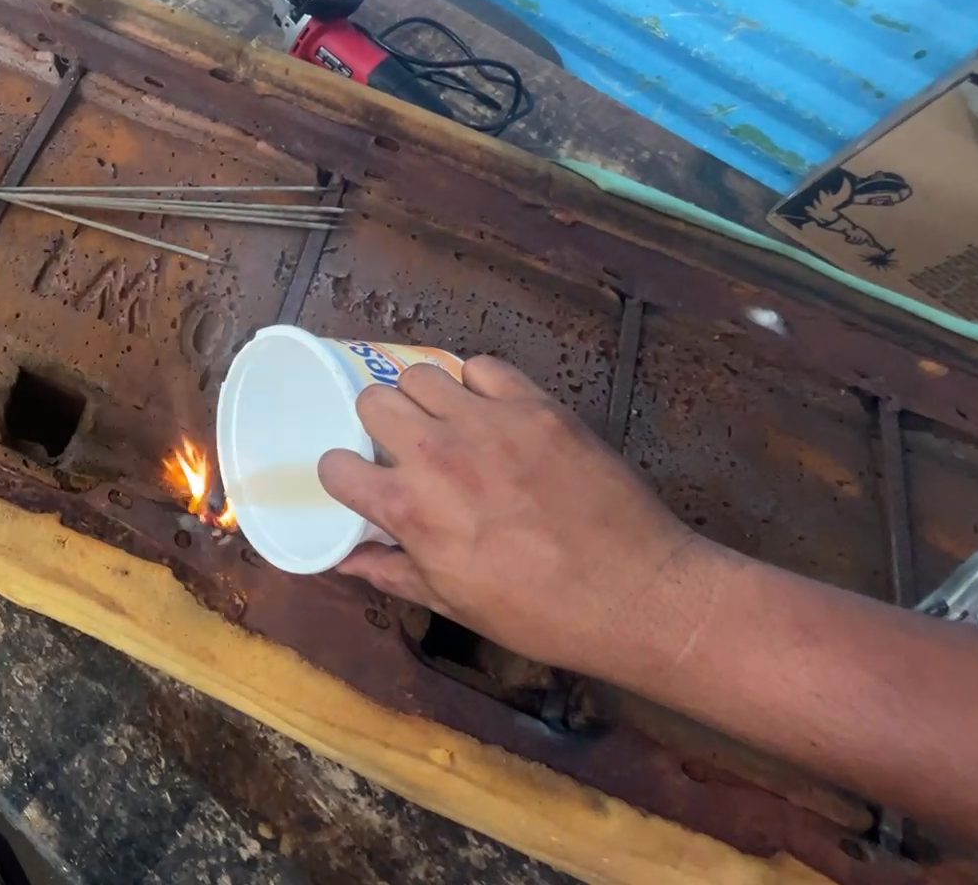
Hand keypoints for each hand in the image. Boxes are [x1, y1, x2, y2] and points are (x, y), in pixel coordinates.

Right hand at [318, 356, 719, 677]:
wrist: (643, 598)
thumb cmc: (538, 611)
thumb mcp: (450, 602)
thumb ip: (387, 571)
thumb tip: (340, 560)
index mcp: (408, 508)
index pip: (335, 465)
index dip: (342, 474)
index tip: (361, 482)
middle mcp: (435, 455)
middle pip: (371, 399)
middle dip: (377, 422)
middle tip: (403, 444)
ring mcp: (487, 424)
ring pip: (419, 374)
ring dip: (423, 397)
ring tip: (445, 421)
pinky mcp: (536, 407)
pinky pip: (483, 366)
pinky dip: (478, 383)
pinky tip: (490, 409)